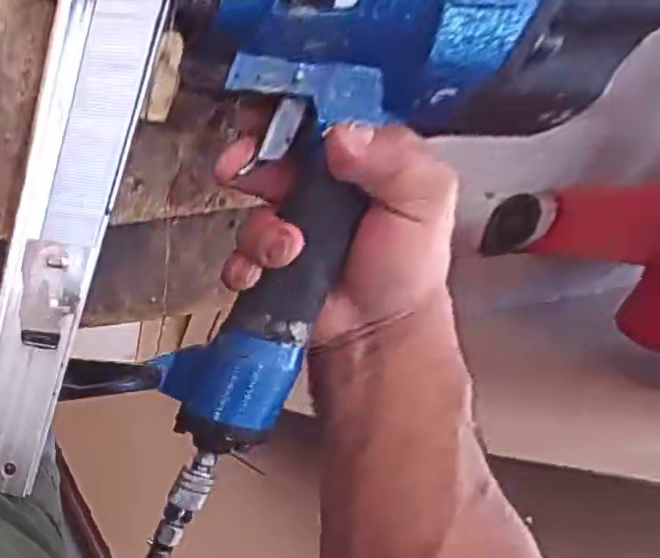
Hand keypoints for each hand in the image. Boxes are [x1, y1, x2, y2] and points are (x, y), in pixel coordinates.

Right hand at [213, 124, 459, 350]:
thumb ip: (392, 159)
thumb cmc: (408, 265)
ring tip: (287, 253)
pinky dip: (240, 268)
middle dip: (247, 166)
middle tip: (235, 169)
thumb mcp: (425, 197)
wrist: (376, 331)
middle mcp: (316, 195)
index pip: (318, 129)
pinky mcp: (264, 271)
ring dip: (260, 234)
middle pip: (269, 167)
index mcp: (357, 164)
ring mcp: (285, 234)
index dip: (286, 123)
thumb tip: (339, 136)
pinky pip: (237, 261)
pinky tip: (257, 276)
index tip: (263, 125)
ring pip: (252, 218)